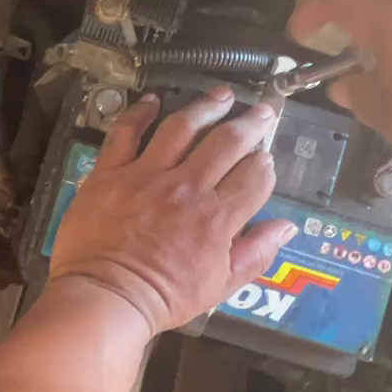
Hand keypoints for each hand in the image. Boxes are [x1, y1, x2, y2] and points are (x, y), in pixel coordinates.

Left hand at [48, 87, 297, 335]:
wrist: (105, 296)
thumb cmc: (164, 297)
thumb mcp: (219, 287)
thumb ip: (254, 254)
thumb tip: (286, 226)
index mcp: (218, 217)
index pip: (255, 176)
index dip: (265, 163)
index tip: (265, 156)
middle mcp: (187, 187)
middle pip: (226, 142)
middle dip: (250, 123)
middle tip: (260, 111)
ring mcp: (146, 175)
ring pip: (181, 127)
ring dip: (205, 107)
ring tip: (221, 94)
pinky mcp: (110, 172)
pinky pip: (125, 133)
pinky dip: (138, 113)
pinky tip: (152, 101)